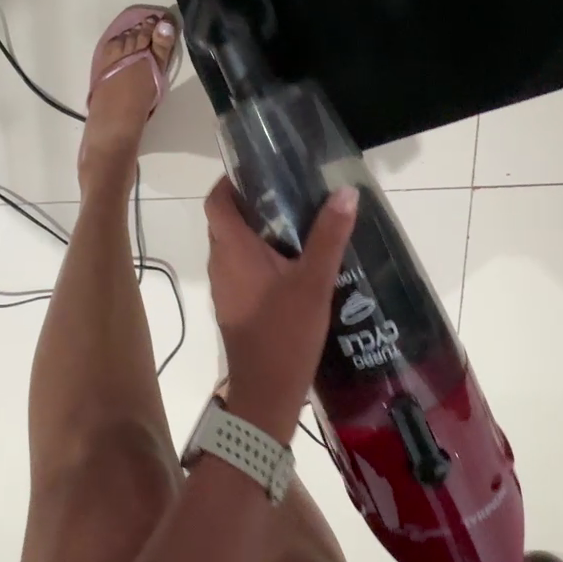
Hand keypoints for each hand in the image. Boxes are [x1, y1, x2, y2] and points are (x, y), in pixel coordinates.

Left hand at [204, 178, 358, 444]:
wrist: (266, 393)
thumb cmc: (285, 332)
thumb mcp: (314, 281)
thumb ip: (329, 236)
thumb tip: (346, 192)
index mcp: (232, 248)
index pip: (216, 200)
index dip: (230, 181)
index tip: (258, 169)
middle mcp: (220, 262)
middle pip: (226, 220)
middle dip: (252, 203)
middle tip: (289, 192)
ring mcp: (224, 286)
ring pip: (235, 246)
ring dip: (259, 231)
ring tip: (297, 222)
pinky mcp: (235, 305)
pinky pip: (242, 268)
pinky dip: (261, 256)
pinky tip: (294, 263)